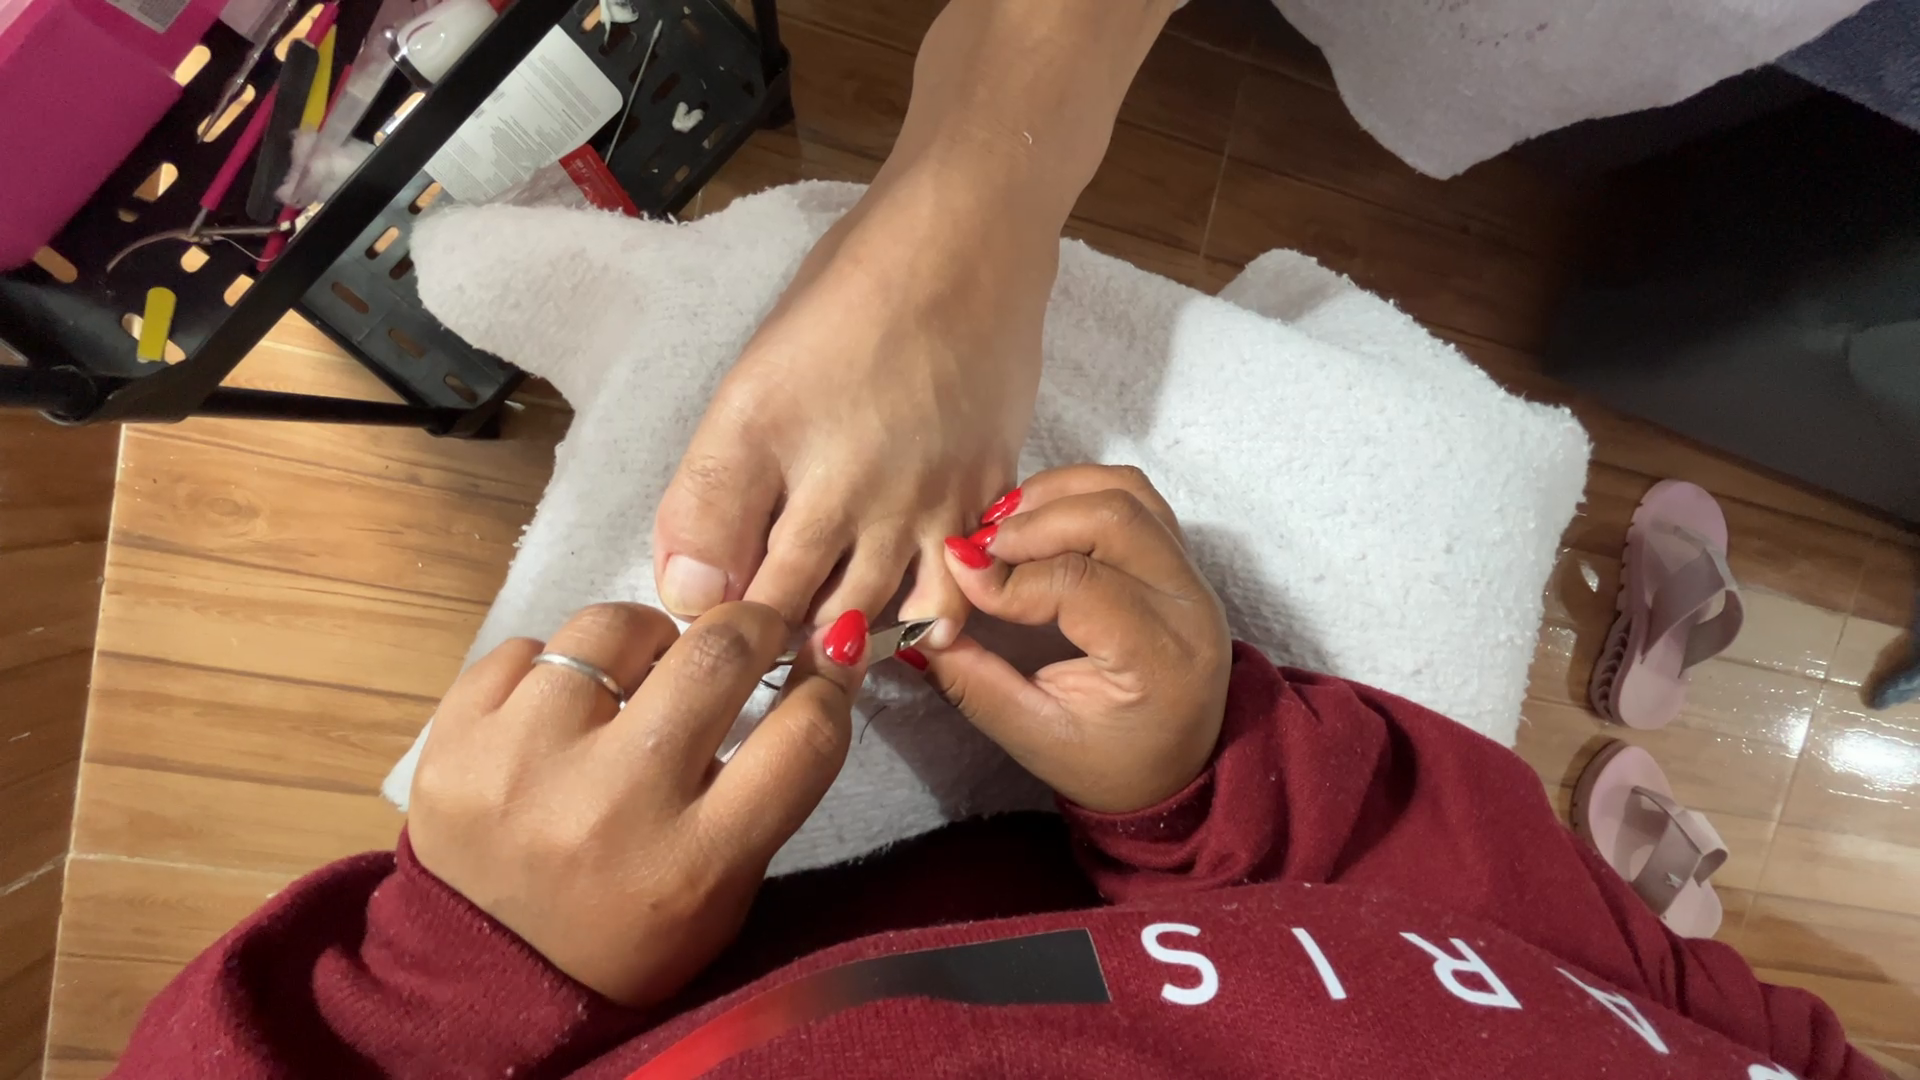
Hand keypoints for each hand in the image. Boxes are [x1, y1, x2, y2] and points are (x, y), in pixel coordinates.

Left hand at [407, 601, 868, 1006]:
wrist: (486, 990)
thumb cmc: (641, 930)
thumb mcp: (733, 876)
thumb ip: (780, 772)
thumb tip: (827, 649)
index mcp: (697, 862)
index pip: (806, 732)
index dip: (831, 678)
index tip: (826, 653)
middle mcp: (612, 806)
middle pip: (718, 653)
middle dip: (751, 626)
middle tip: (746, 637)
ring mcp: (520, 770)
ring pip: (614, 627)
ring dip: (646, 639)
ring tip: (639, 677)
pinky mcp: (449, 749)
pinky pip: (526, 649)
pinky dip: (559, 666)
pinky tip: (563, 708)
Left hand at [651, 168, 1058, 641]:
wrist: (963, 245)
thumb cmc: (847, 300)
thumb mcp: (749, 388)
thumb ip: (710, 495)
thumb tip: (690, 597)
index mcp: (784, 473)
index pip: (742, 602)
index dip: (726, 637)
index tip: (720, 644)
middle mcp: (861, 506)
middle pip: (816, 620)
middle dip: (787, 652)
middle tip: (774, 665)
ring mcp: (932, 508)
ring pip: (889, 620)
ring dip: (857, 645)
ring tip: (839, 650)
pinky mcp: (986, 498)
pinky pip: (958, 593)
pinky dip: (931, 621)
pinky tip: (918, 620)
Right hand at [922, 465, 1232, 813]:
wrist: (1180, 766)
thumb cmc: (1110, 762)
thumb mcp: (1035, 737)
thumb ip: (974, 683)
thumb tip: (917, 630)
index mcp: (1159, 659)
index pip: (1080, 584)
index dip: (1008, 576)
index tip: (956, 576)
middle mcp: (1188, 603)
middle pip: (1112, 518)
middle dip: (1032, 523)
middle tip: (978, 547)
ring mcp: (1190, 572)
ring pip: (1126, 492)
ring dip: (1056, 496)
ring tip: (1003, 526)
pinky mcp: (1179, 556)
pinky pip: (1134, 496)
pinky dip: (1079, 492)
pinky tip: (1038, 518)